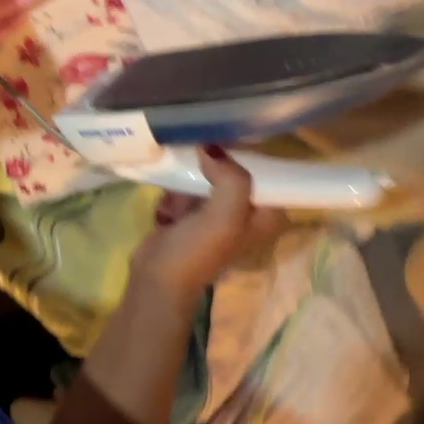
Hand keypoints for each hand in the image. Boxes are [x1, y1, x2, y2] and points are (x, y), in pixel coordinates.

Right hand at [129, 147, 285, 301]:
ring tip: (175, 205)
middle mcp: (244, 214)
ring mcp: (214, 217)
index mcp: (265, 216)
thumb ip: (230, 179)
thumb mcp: (224, 216)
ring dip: (182, 188)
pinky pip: (181, 193)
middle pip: (229, 174)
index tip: (217, 148)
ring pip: (200, 182)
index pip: (263, 173)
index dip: (242, 158)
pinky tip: (165, 213)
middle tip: (189, 184)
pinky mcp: (187, 219)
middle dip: (204, 175)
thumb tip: (210, 146)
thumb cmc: (198, 250)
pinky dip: (170, 198)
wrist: (158, 278)